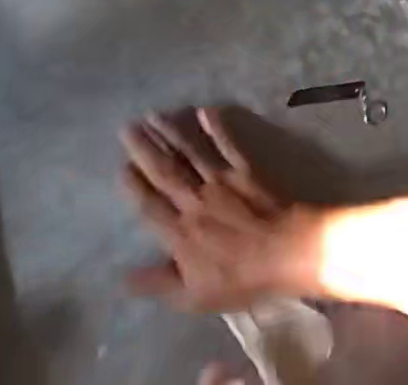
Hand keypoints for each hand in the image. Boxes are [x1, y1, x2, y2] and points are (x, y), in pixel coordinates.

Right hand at [121, 107, 324, 311]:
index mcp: (180, 233)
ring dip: (172, 132)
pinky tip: (206, 110)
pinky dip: (216, 127)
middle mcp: (196, 200)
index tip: (121, 165)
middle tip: (127, 128)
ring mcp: (221, 181)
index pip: (150, 205)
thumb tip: (123, 277)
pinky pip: (228, 144)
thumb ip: (159, 283)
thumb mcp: (195, 296)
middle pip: (165, 171)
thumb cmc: (242, 277)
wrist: (286, 250)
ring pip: (190, 152)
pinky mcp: (245, 169)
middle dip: (144, 149)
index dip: (134, 186)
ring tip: (154, 115)